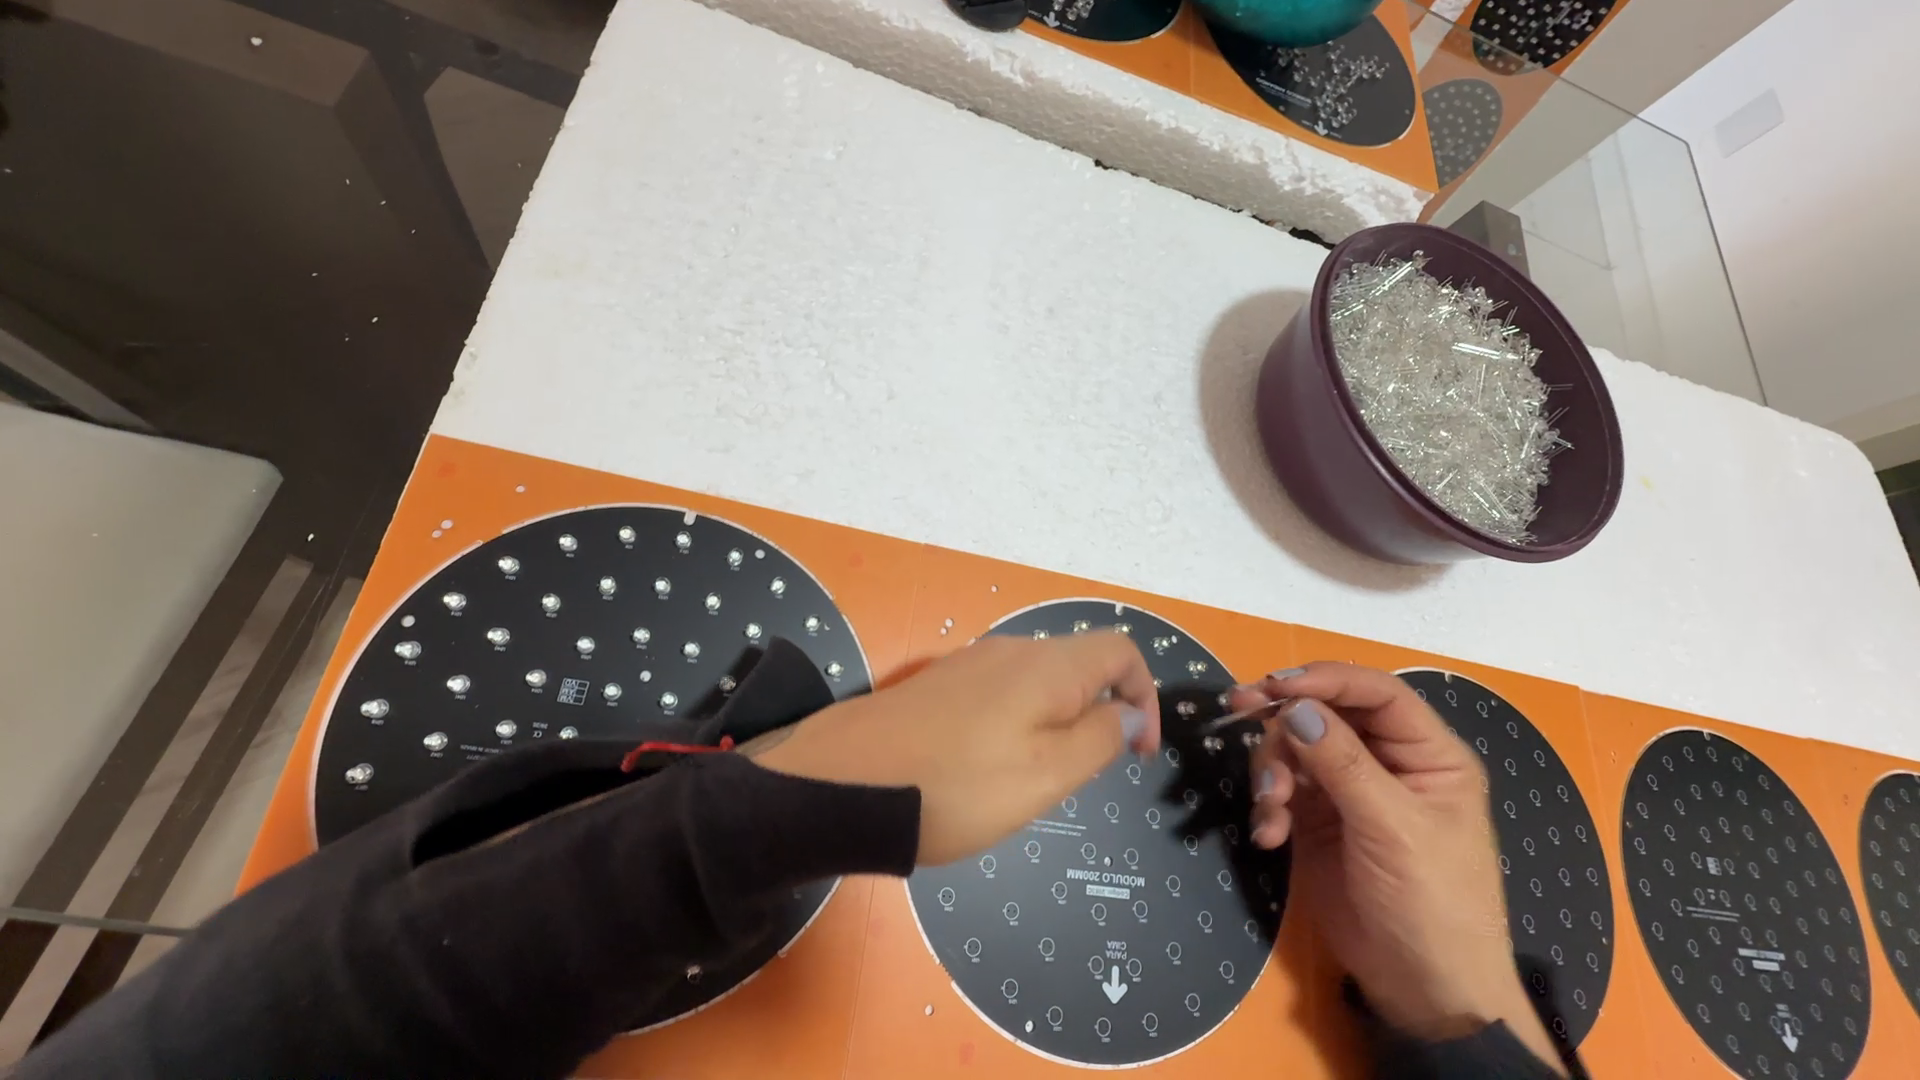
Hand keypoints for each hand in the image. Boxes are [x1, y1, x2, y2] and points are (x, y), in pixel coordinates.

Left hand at [749, 632, 1158, 865]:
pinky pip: (1000, 694)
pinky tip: (988, 768)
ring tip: (1033, 779)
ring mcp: (968, 664)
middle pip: (1079, 664)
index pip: (1120, 650)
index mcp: (1046, 665)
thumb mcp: (1045, 777)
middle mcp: (1010, 650)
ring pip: (1038, 682)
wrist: (843, 781)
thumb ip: (1097, 739)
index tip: (1138, 752)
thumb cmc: (956, 785)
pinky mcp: (938, 686)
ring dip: (1056, 722)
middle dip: (1098, 713)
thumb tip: (1124, 712)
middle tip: (1080, 775)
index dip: (1144, 695)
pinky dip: (1018, 723)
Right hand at [1236, 663, 1564, 1073]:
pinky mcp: (1316, 819)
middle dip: (1282, 718)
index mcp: (1426, 754)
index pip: (1375, 693)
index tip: (1274, 685)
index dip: (1326, 679)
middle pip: (1324, 713)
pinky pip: (1280, 788)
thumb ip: (1342, 762)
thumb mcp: (1393, 828)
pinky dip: (1268, 806)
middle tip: (1236, 707)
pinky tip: (1269, 836)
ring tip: (1270, 810)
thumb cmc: (1431, 903)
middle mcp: (1385, 762)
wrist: (1422, 991)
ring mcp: (1347, 790)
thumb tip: (1293, 707)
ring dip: (1272, 771)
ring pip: (1294, 748)